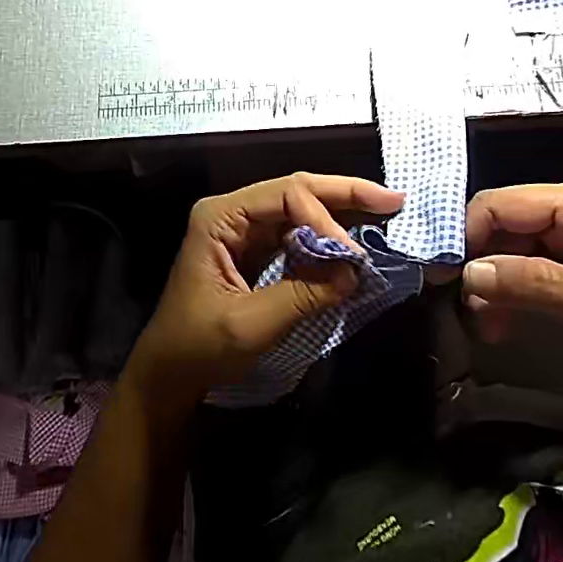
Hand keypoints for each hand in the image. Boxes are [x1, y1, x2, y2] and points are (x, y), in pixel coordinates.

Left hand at [128, 173, 404, 404]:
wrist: (169, 370)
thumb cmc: (198, 345)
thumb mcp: (250, 324)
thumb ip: (302, 295)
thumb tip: (355, 273)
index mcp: (219, 218)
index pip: (283, 197)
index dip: (325, 219)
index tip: (354, 258)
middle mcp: (231, 214)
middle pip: (294, 191)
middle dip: (343, 194)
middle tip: (393, 200)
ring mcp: (242, 231)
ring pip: (298, 210)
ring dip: (339, 214)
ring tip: (385, 214)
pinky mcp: (254, 251)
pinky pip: (295, 235)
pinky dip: (326, 239)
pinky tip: (353, 244)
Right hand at [463, 175, 562, 412]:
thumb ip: (543, 286)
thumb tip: (467, 272)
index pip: (502, 203)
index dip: (465, 237)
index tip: (441, 280)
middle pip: (502, 225)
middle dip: (478, 266)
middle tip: (464, 314)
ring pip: (512, 249)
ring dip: (494, 284)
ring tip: (486, 326)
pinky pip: (533, 269)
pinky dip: (515, 294)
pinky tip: (505, 321)